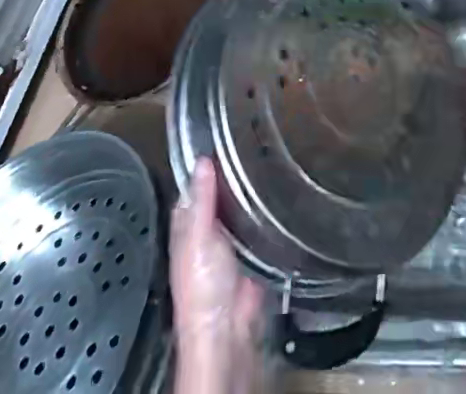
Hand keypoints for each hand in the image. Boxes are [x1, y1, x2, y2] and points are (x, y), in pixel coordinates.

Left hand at [171, 158, 264, 393]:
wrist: (228, 330)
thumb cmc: (201, 289)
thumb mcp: (197, 238)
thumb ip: (201, 201)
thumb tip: (203, 161)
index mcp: (187, 222)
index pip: (194, 183)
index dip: (206, 163)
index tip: (223, 135)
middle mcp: (207, 228)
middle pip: (220, 193)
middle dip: (234, 175)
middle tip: (252, 145)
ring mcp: (231, 240)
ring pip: (241, 207)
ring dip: (251, 193)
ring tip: (268, 162)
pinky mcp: (253, 251)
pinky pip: (259, 226)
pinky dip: (267, 214)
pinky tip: (278, 198)